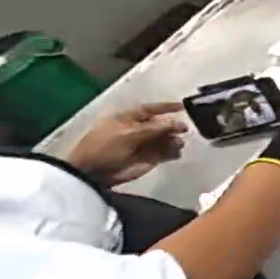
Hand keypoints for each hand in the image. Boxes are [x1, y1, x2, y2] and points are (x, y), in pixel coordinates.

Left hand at [64, 102, 187, 185]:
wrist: (94, 171)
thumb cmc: (107, 146)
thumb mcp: (131, 133)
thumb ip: (156, 128)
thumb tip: (180, 123)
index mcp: (130, 118)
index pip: (151, 109)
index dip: (167, 107)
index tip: (183, 106)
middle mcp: (139, 130)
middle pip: (161, 125)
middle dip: (173, 126)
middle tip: (185, 130)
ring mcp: (145, 145)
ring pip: (166, 139)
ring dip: (174, 140)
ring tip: (178, 144)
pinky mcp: (149, 159)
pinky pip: (166, 153)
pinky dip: (173, 153)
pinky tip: (176, 153)